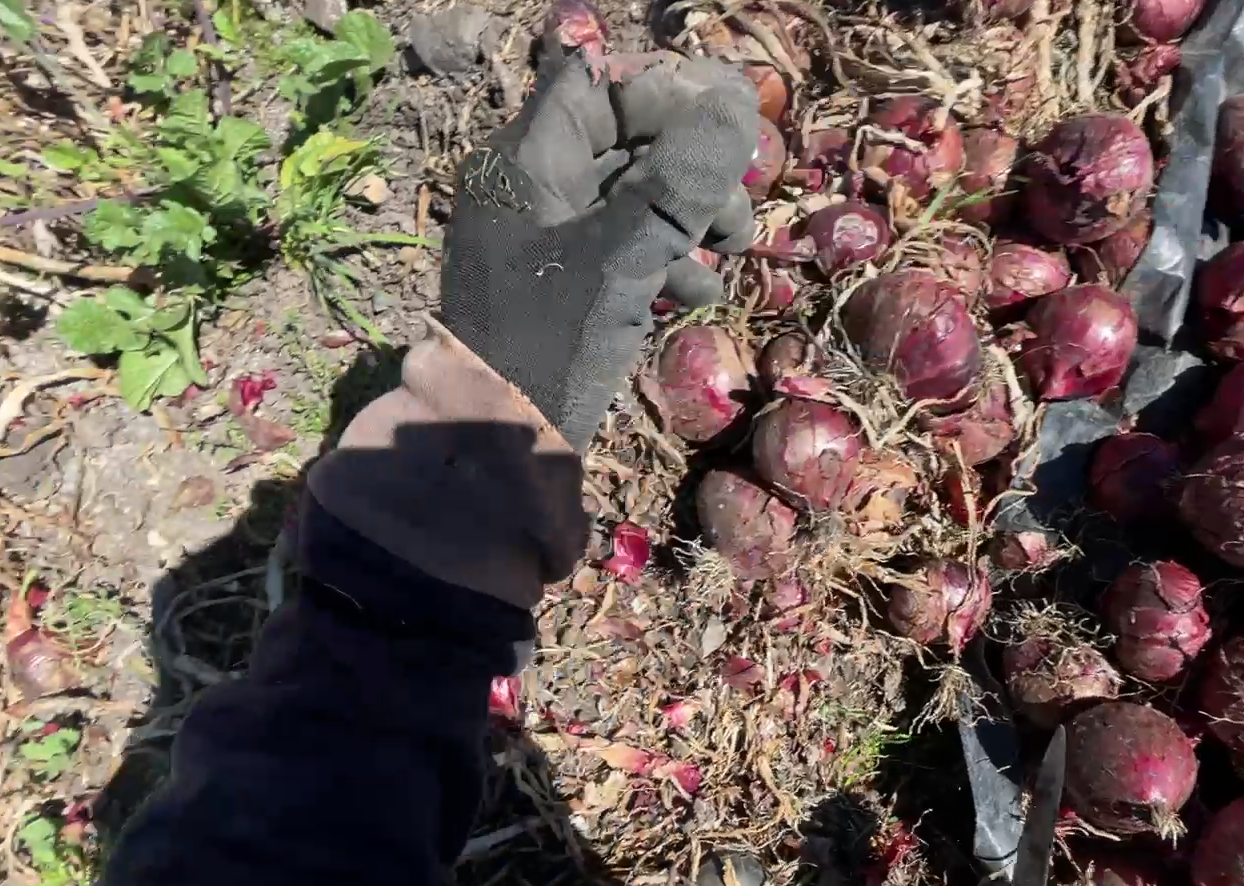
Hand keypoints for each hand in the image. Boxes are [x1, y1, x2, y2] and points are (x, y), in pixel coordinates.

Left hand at [440, 52, 758, 447]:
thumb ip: (677, 182)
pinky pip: (627, 253)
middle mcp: (536, 192)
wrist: (505, 436)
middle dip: (691, 172)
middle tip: (737, 209)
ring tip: (735, 246)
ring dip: (691, 219)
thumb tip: (734, 108)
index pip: (598, 90)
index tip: (724, 129)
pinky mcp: (571, 288)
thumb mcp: (620, 256)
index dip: (665, 98)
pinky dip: (668, 265)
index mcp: (526, 164)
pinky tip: (698, 295)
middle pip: (626, 147)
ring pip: (635, 203)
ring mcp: (553, 243)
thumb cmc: (552, 340)